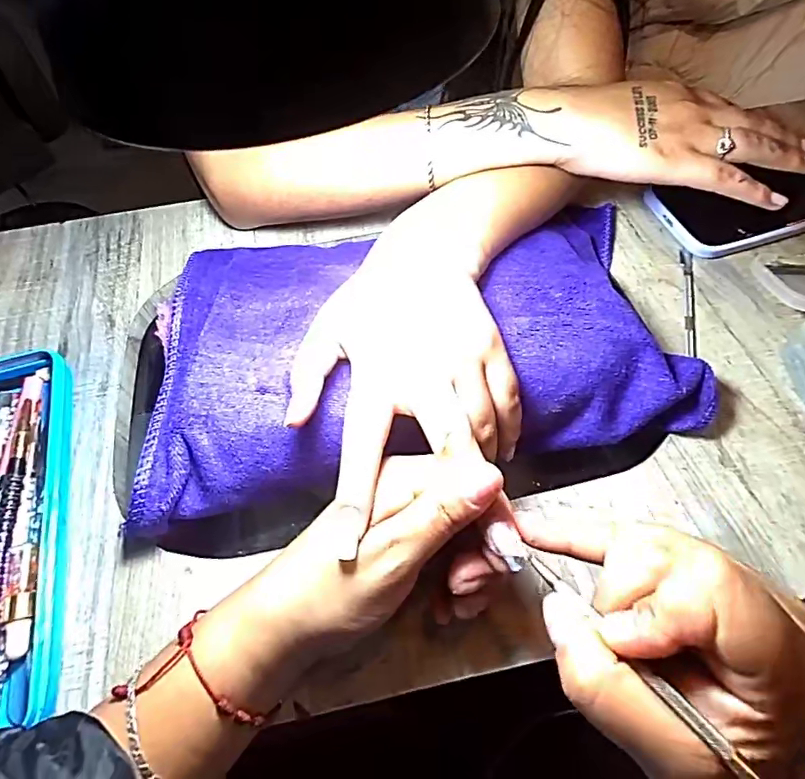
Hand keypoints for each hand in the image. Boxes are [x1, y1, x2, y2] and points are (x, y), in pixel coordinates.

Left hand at [223, 455, 505, 662]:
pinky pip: (450, 554)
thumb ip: (443, 513)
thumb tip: (490, 471)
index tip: (499, 563)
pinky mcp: (405, 540)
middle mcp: (405, 486)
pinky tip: (443, 604)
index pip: (475, 479)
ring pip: (467, 536)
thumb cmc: (331, 591)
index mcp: (400, 476)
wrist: (288, 623)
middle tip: (463, 590)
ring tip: (451, 602)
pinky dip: (456, 582)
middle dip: (482, 555)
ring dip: (471, 575)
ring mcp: (405, 514)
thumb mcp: (393, 554)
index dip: (496, 523)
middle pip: (475, 510)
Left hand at [284, 235, 520, 559]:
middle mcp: (423, 376)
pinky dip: (509, 437)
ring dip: (482, 470)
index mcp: (376, 377)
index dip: (355, 504)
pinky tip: (497, 452)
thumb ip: (307, 377)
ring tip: (474, 494)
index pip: (363, 451)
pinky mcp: (494, 354)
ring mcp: (464, 364)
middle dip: (456, 498)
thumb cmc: (369, 298)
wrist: (425, 254)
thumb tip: (293, 422)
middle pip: (450, 453)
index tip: (349, 549)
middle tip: (456, 529)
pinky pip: (511, 409)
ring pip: (486, 436)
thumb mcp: (328, 331)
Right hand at [473, 82, 804, 208]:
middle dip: (786, 136)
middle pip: (752, 123)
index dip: (756, 118)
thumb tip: (643, 126)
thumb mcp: (622, 99)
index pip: (728, 106)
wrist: (567, 119)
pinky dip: (756, 190)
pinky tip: (776, 199)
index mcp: (677, 93)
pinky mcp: (682, 164)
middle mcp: (694, 109)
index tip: (773, 124)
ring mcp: (692, 136)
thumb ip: (644, 111)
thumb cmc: (581, 111)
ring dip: (786, 157)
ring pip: (753, 146)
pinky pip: (729, 179)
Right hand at [521, 518, 804, 778]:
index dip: (652, 611)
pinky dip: (574, 535)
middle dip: (618, 597)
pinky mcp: (686, 559)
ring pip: (641, 537)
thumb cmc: (718, 768)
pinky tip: (537, 531)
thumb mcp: (671, 755)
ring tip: (606, 625)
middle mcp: (763, 601)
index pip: (710, 587)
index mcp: (782, 659)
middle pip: (667, 554)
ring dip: (604, 579)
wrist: (735, 766)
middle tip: (613, 646)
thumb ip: (609, 689)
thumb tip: (561, 611)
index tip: (622, 645)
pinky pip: (626, 532)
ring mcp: (727, 574)